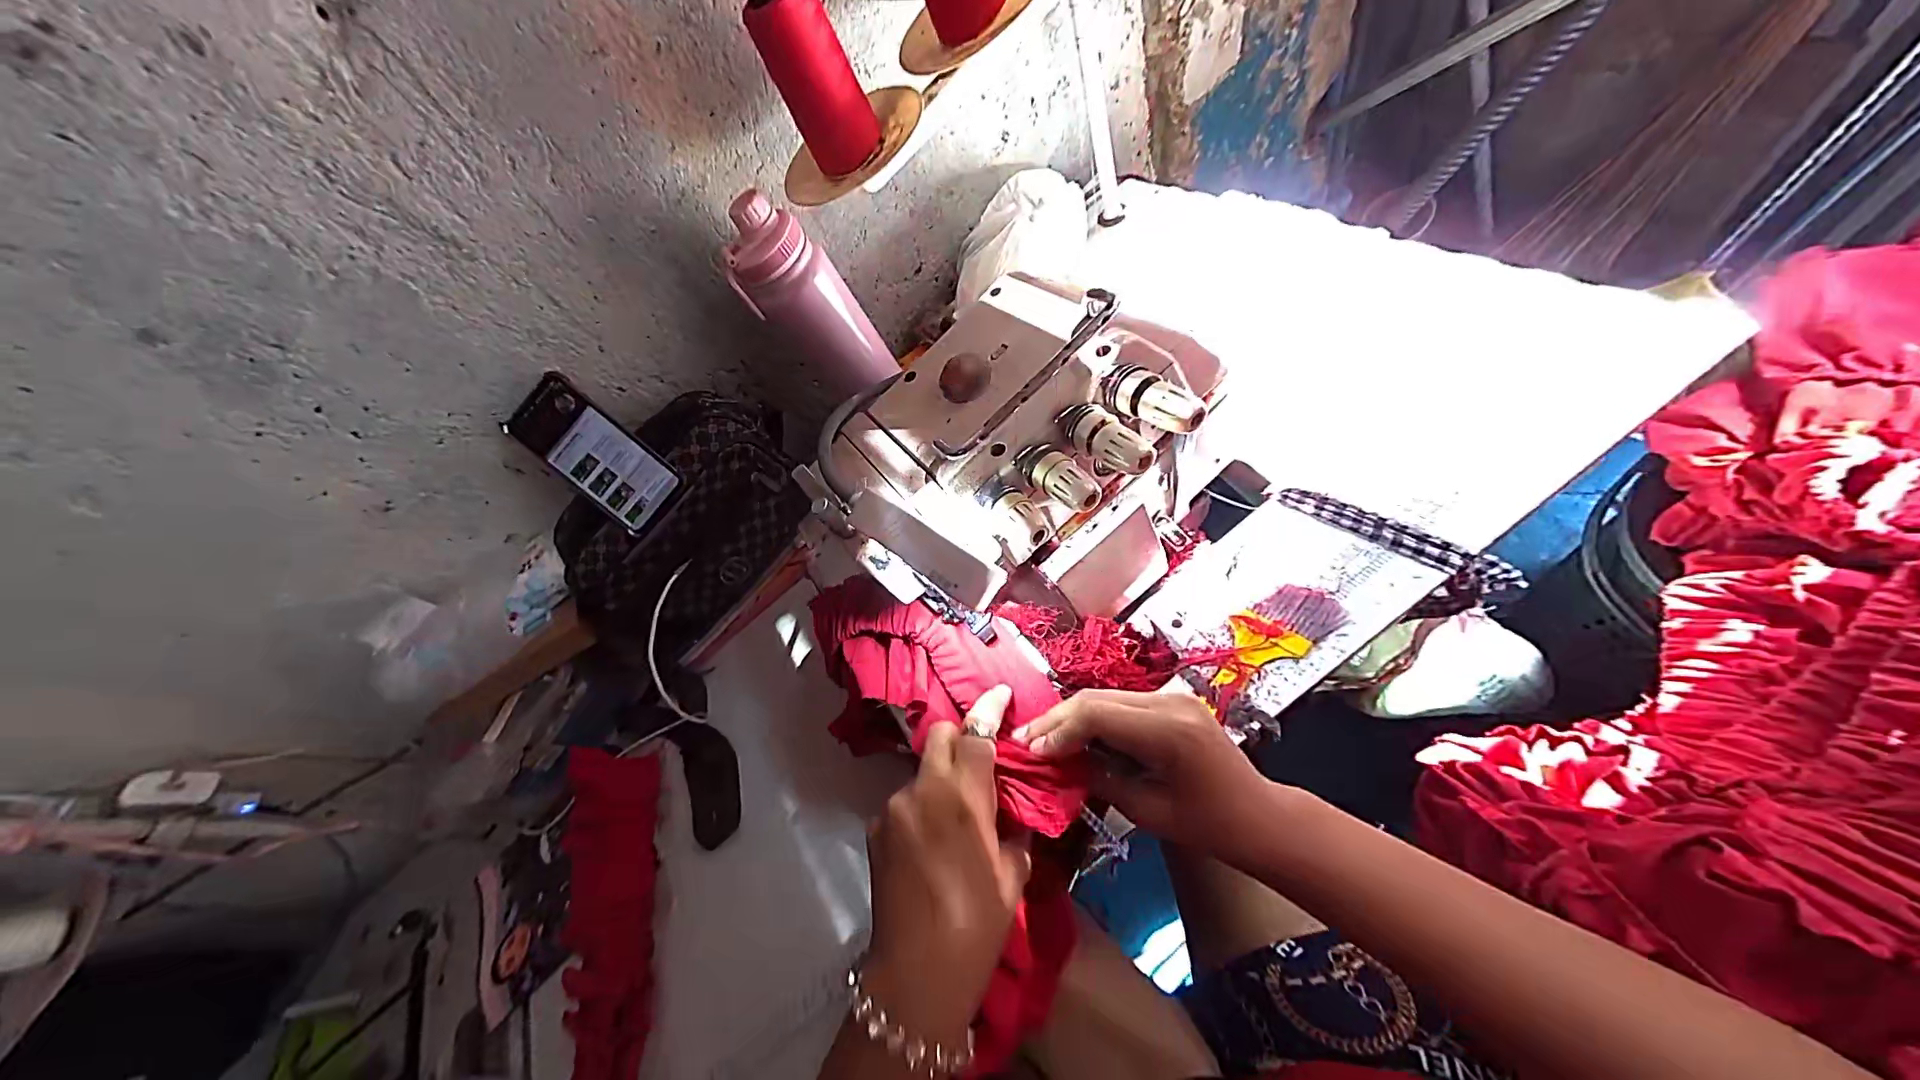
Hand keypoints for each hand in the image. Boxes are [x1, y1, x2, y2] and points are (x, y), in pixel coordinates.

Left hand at [862, 685, 1031, 1037]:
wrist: (916, 973)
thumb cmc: (977, 925)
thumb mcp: (1012, 875)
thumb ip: (1012, 831)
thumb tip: (1011, 813)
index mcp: (961, 797)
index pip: (975, 734)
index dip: (989, 709)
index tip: (1000, 694)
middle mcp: (922, 790)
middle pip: (938, 736)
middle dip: (958, 738)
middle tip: (978, 762)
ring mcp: (892, 808)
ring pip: (920, 772)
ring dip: (938, 780)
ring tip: (953, 819)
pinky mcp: (874, 828)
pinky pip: (903, 802)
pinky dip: (919, 808)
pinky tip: (930, 844)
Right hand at [1013, 688, 1270, 852]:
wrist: (1257, 814)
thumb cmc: (1208, 825)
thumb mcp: (1147, 811)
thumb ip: (1101, 778)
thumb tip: (1060, 762)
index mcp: (1168, 731)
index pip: (1095, 714)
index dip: (1057, 730)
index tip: (1032, 751)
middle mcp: (1169, 702)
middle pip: (1095, 698)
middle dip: (1056, 719)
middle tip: (1025, 741)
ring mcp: (1172, 697)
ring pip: (1103, 696)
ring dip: (1071, 716)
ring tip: (1043, 738)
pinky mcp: (1171, 700)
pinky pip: (1120, 703)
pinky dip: (1094, 717)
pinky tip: (1075, 734)